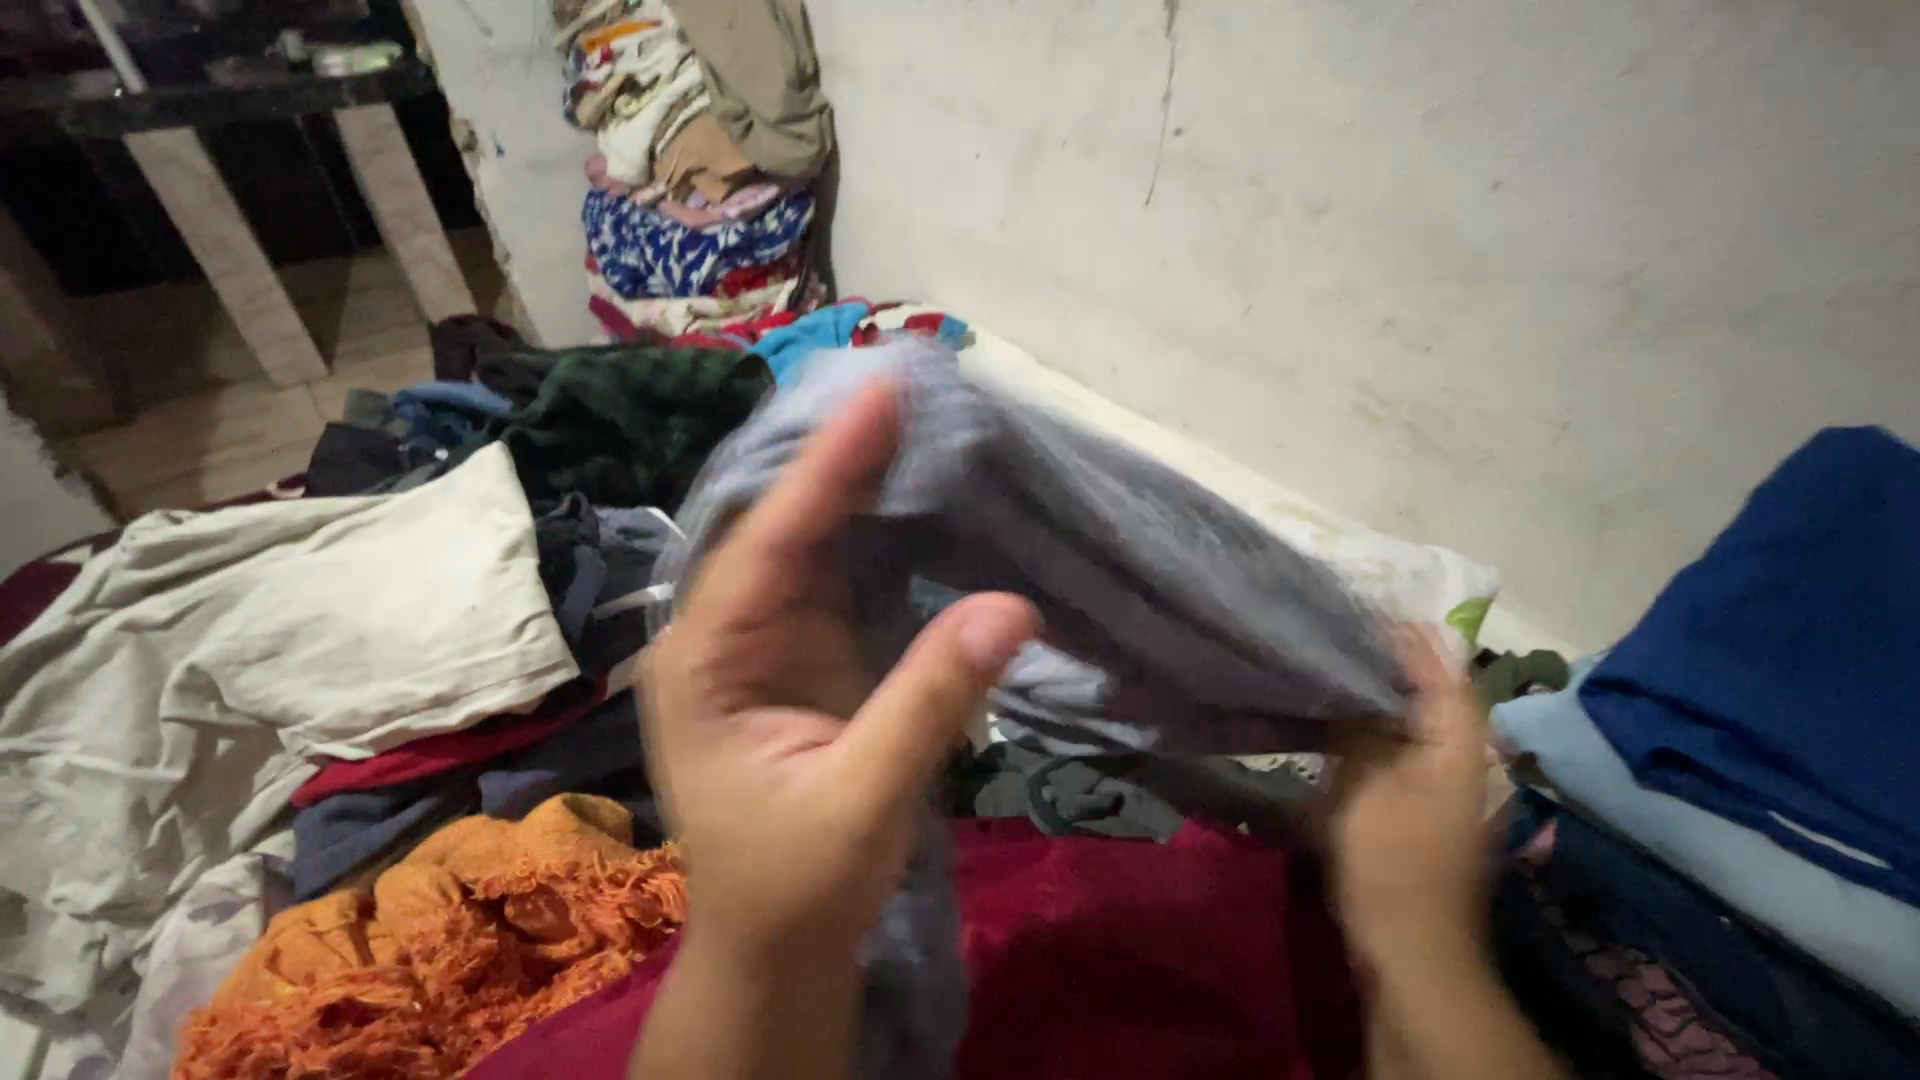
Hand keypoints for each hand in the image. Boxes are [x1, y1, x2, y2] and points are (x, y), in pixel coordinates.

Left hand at [643, 377, 1040, 960]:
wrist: (779, 944)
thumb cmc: (799, 883)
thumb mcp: (861, 800)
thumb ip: (929, 703)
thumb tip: (1011, 606)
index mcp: (707, 659)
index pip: (766, 542)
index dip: (826, 466)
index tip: (878, 395)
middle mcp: (725, 629)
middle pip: (782, 523)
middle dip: (838, 454)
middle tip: (904, 383)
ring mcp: (767, 636)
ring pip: (811, 538)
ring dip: (859, 480)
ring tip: (915, 416)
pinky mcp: (807, 648)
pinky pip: (841, 570)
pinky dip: (878, 529)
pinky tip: (917, 490)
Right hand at [1329, 627, 1494, 969]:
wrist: (1411, 946)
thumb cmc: (1388, 863)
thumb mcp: (1365, 788)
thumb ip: (1360, 730)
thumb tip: (1350, 686)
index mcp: (1457, 749)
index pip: (1444, 676)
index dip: (1413, 642)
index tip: (1375, 609)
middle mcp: (1462, 760)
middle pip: (1436, 694)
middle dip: (1401, 658)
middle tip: (1352, 627)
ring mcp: (1446, 785)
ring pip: (1420, 720)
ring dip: (1388, 688)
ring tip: (1344, 660)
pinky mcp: (1424, 804)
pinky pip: (1405, 745)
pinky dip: (1380, 721)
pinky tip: (1347, 716)